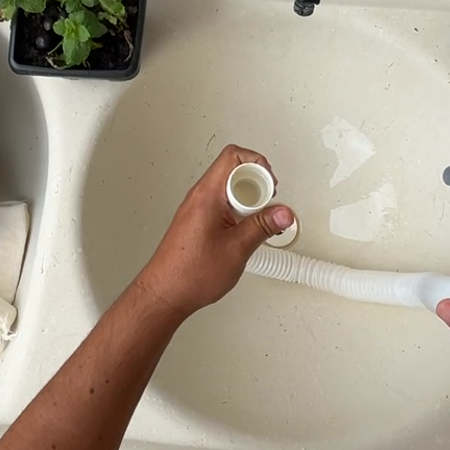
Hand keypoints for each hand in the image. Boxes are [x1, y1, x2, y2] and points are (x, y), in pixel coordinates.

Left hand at [129, 144, 293, 320]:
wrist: (166, 292)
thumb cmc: (191, 273)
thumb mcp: (237, 249)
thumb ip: (262, 227)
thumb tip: (283, 212)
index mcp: (207, 194)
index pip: (233, 156)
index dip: (257, 164)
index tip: (270, 186)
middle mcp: (199, 195)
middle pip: (232, 169)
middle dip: (256, 183)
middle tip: (267, 204)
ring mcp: (197, 206)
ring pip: (228, 187)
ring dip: (248, 198)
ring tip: (257, 220)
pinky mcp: (197, 218)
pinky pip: (222, 202)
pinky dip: (238, 210)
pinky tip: (244, 230)